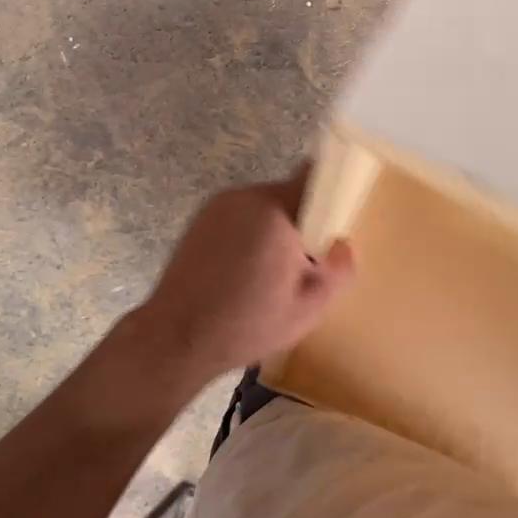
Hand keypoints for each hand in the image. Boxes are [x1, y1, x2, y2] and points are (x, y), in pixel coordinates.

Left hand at [127, 167, 355, 386]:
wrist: (174, 340)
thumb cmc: (246, 324)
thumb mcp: (308, 308)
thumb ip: (339, 270)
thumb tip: (342, 244)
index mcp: (275, 210)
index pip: (314, 178)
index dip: (329, 195)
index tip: (335, 222)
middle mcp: (246, 196)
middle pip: (289, 194)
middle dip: (301, 221)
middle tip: (304, 260)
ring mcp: (219, 205)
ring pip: (264, 206)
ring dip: (274, 228)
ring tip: (271, 271)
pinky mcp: (200, 219)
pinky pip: (240, 215)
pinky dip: (250, 233)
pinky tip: (243, 270)